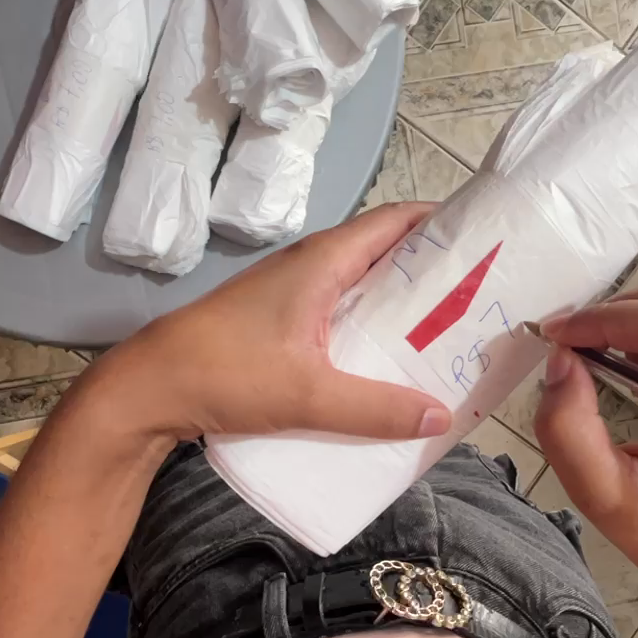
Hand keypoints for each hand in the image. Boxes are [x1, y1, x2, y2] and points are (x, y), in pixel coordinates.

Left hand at [83, 202, 452, 441]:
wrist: (150, 388)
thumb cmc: (225, 373)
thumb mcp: (308, 395)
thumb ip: (376, 408)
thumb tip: (441, 416)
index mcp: (323, 261)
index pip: (396, 221)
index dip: (443, 224)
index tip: (487, 243)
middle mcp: (310, 266)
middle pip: (384, 254)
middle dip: (431, 272)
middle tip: (477, 302)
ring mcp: (291, 294)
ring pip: (360, 287)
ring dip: (399, 304)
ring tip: (443, 335)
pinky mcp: (279, 322)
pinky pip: (338, 313)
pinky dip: (368, 328)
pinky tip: (384, 363)